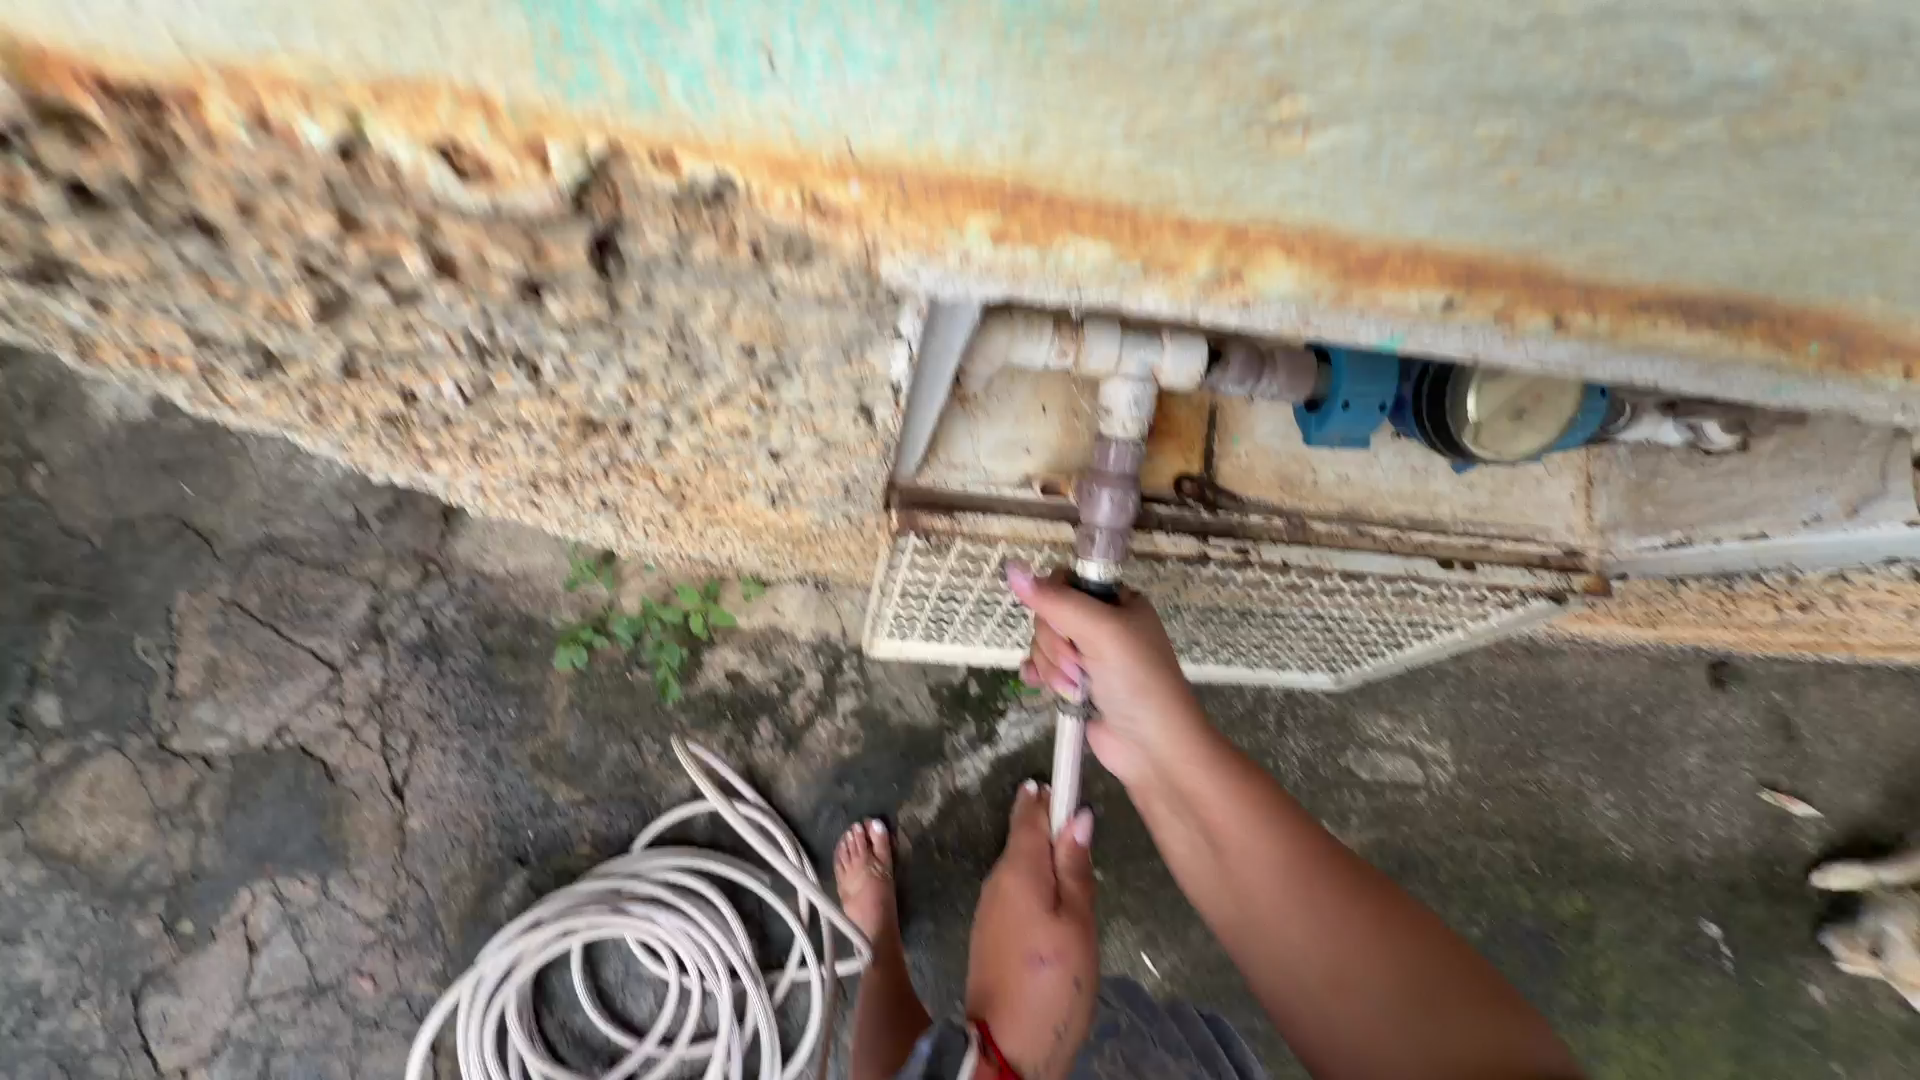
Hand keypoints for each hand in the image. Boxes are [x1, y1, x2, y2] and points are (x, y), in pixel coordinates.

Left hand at [966, 782, 1098, 1079]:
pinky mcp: (990, 931)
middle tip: (1088, 842)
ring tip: (1081, 882)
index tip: (1069, 778)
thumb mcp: (1077, 924)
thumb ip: (1076, 868)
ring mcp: (989, 906)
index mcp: (1018, 869)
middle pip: (1026, 839)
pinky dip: (1038, 889)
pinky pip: (1016, 893)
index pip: (1030, 813)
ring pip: (1023, 868)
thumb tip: (1077, 816)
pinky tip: (1059, 912)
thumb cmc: (1051, 983)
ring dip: (1048, 863)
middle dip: (1054, 832)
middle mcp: (996, 879)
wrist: (1005, 1048)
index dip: (1051, 795)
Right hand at [1006, 561, 1207, 786]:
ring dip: (1052, 668)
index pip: (1064, 582)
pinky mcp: (1075, 684)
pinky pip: (1040, 667)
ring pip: (1042, 644)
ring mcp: (1088, 656)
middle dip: (1056, 646)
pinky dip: (1039, 675)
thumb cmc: (1136, 680)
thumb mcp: (1101, 631)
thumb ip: (1057, 600)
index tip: (1067, 629)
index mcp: (1117, 601)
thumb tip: (1012, 568)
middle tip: (1078, 667)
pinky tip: (1038, 685)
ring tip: (1075, 690)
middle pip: (1049, 615)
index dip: (1055, 605)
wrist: (1152, 747)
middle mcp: (1102, 624)